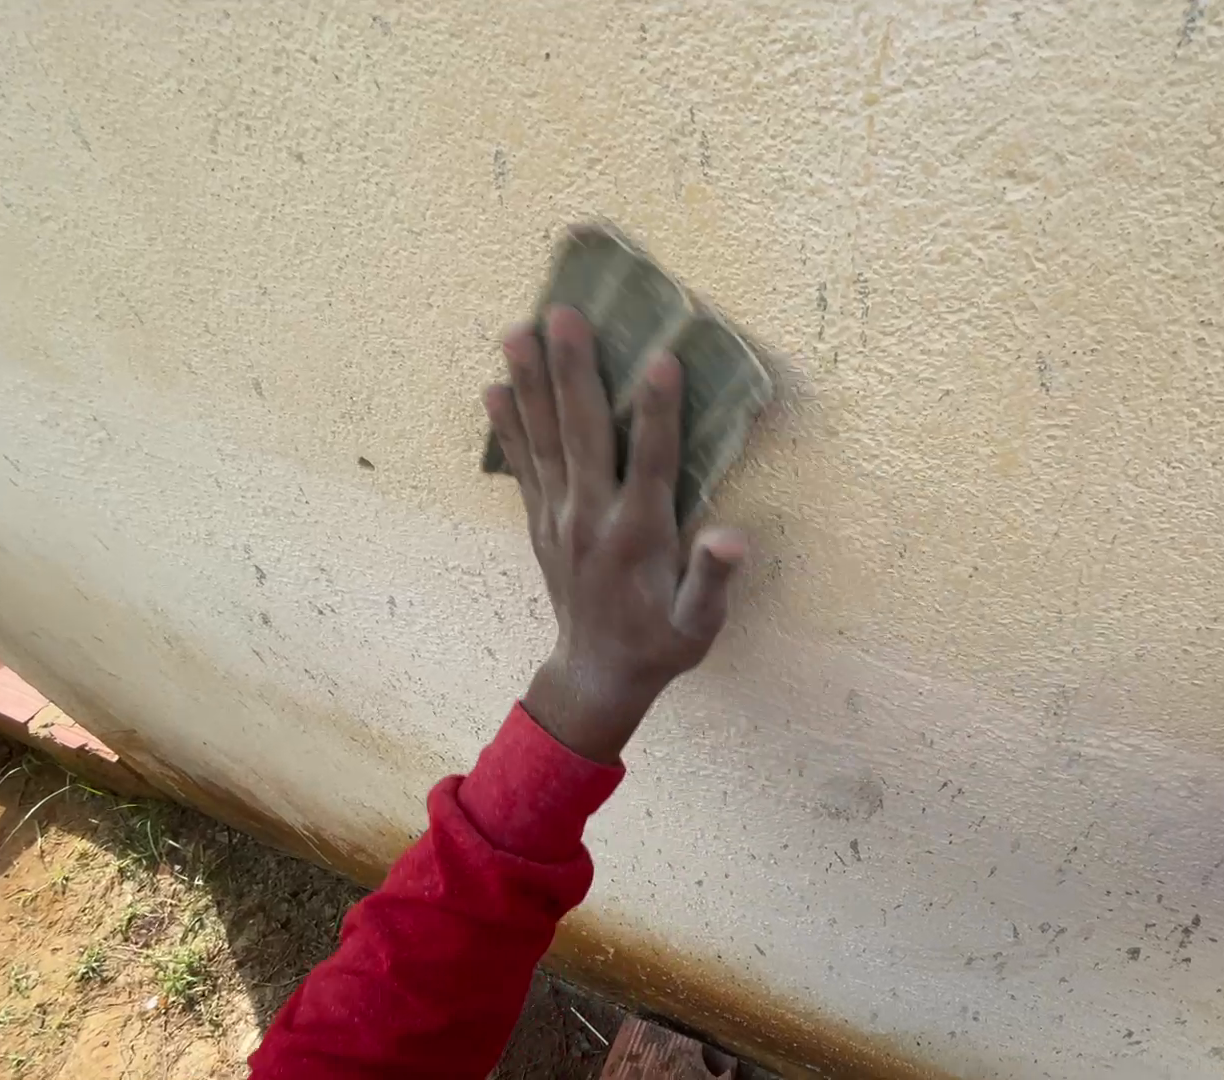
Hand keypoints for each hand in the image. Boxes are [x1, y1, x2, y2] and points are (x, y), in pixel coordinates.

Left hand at [484, 306, 746, 763]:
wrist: (596, 676)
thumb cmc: (660, 645)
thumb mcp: (698, 625)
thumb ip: (711, 581)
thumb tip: (730, 539)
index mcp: (638, 537)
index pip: (652, 462)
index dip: (659, 410)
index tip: (661, 356)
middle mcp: (591, 518)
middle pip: (584, 434)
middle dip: (576, 372)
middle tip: (564, 314)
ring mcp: (559, 519)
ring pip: (544, 441)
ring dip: (531, 384)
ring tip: (517, 331)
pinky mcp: (540, 525)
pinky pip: (523, 467)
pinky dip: (507, 427)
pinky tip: (493, 389)